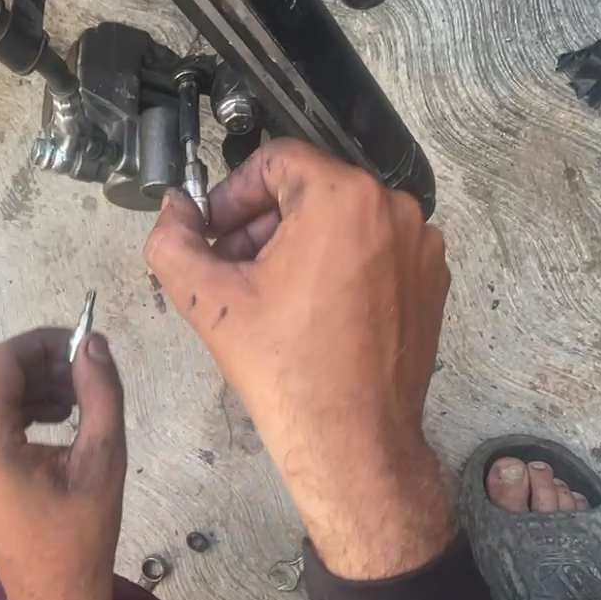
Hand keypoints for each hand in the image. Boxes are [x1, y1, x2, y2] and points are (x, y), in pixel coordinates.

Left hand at [0, 327, 126, 599]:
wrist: (55, 599)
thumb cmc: (80, 536)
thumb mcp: (101, 459)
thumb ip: (100, 392)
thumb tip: (92, 342)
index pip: (2, 362)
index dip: (42, 343)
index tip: (82, 345)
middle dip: (41, 364)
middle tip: (86, 373)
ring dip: (35, 385)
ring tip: (80, 398)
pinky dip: (24, 409)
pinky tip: (61, 418)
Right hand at [144, 139, 452, 577]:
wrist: (350, 439)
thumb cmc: (292, 374)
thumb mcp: (207, 300)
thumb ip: (172, 242)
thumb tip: (172, 214)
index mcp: (343, 200)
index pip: (275, 159)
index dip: (232, 193)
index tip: (217, 229)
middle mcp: (393, 212)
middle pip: (309, 188)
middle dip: (260, 223)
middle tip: (233, 264)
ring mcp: (418, 247)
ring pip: (341, 218)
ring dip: (296, 243)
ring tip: (268, 292)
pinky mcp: (428, 279)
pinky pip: (372, 248)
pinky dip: (336, 263)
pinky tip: (308, 307)